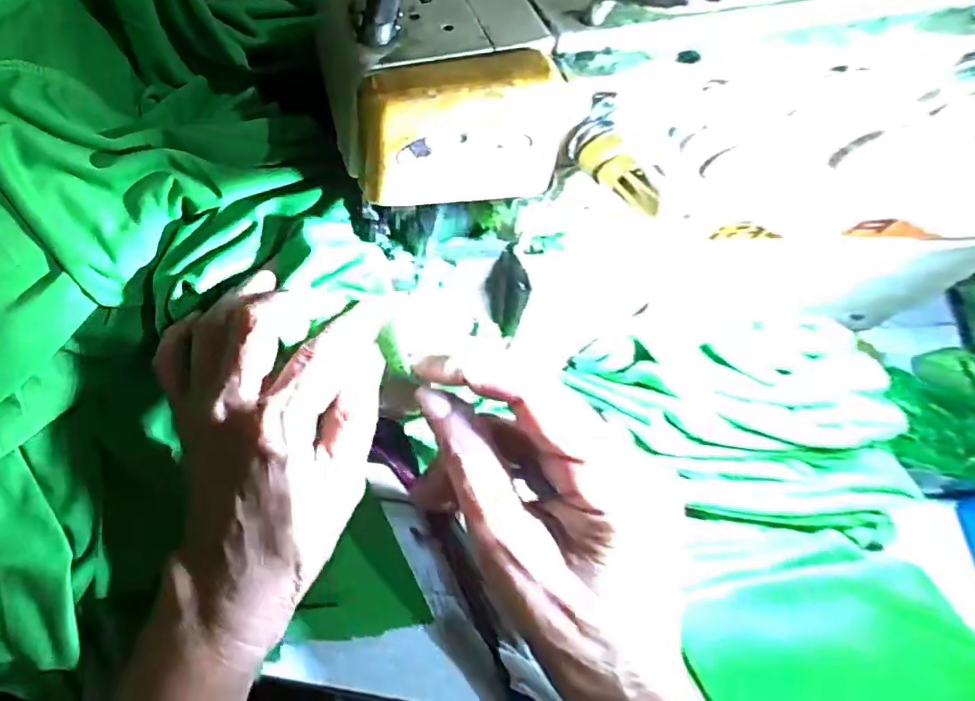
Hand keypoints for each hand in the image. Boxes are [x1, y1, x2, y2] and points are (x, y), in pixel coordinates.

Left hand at [119, 270, 386, 698]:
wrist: (231, 565)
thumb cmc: (299, 533)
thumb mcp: (346, 482)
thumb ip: (354, 410)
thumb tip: (362, 352)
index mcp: (278, 425)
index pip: (319, 353)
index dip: (349, 321)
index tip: (370, 302)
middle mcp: (229, 400)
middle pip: (252, 321)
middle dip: (288, 295)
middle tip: (311, 288)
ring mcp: (195, 399)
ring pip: (209, 323)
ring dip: (239, 296)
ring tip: (268, 281)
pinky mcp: (176, 405)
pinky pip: (171, 351)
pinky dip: (188, 327)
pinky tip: (213, 317)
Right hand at [412, 357, 702, 700]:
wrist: (621, 681)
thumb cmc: (567, 623)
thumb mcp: (506, 545)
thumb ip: (470, 465)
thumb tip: (431, 396)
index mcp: (616, 480)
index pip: (539, 394)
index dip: (474, 368)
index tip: (418, 367)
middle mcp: (626, 460)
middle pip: (527, 404)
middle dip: (461, 414)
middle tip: (409, 417)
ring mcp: (614, 467)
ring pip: (518, 425)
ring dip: (466, 447)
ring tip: (431, 492)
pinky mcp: (596, 477)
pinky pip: (527, 447)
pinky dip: (485, 462)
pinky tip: (455, 490)